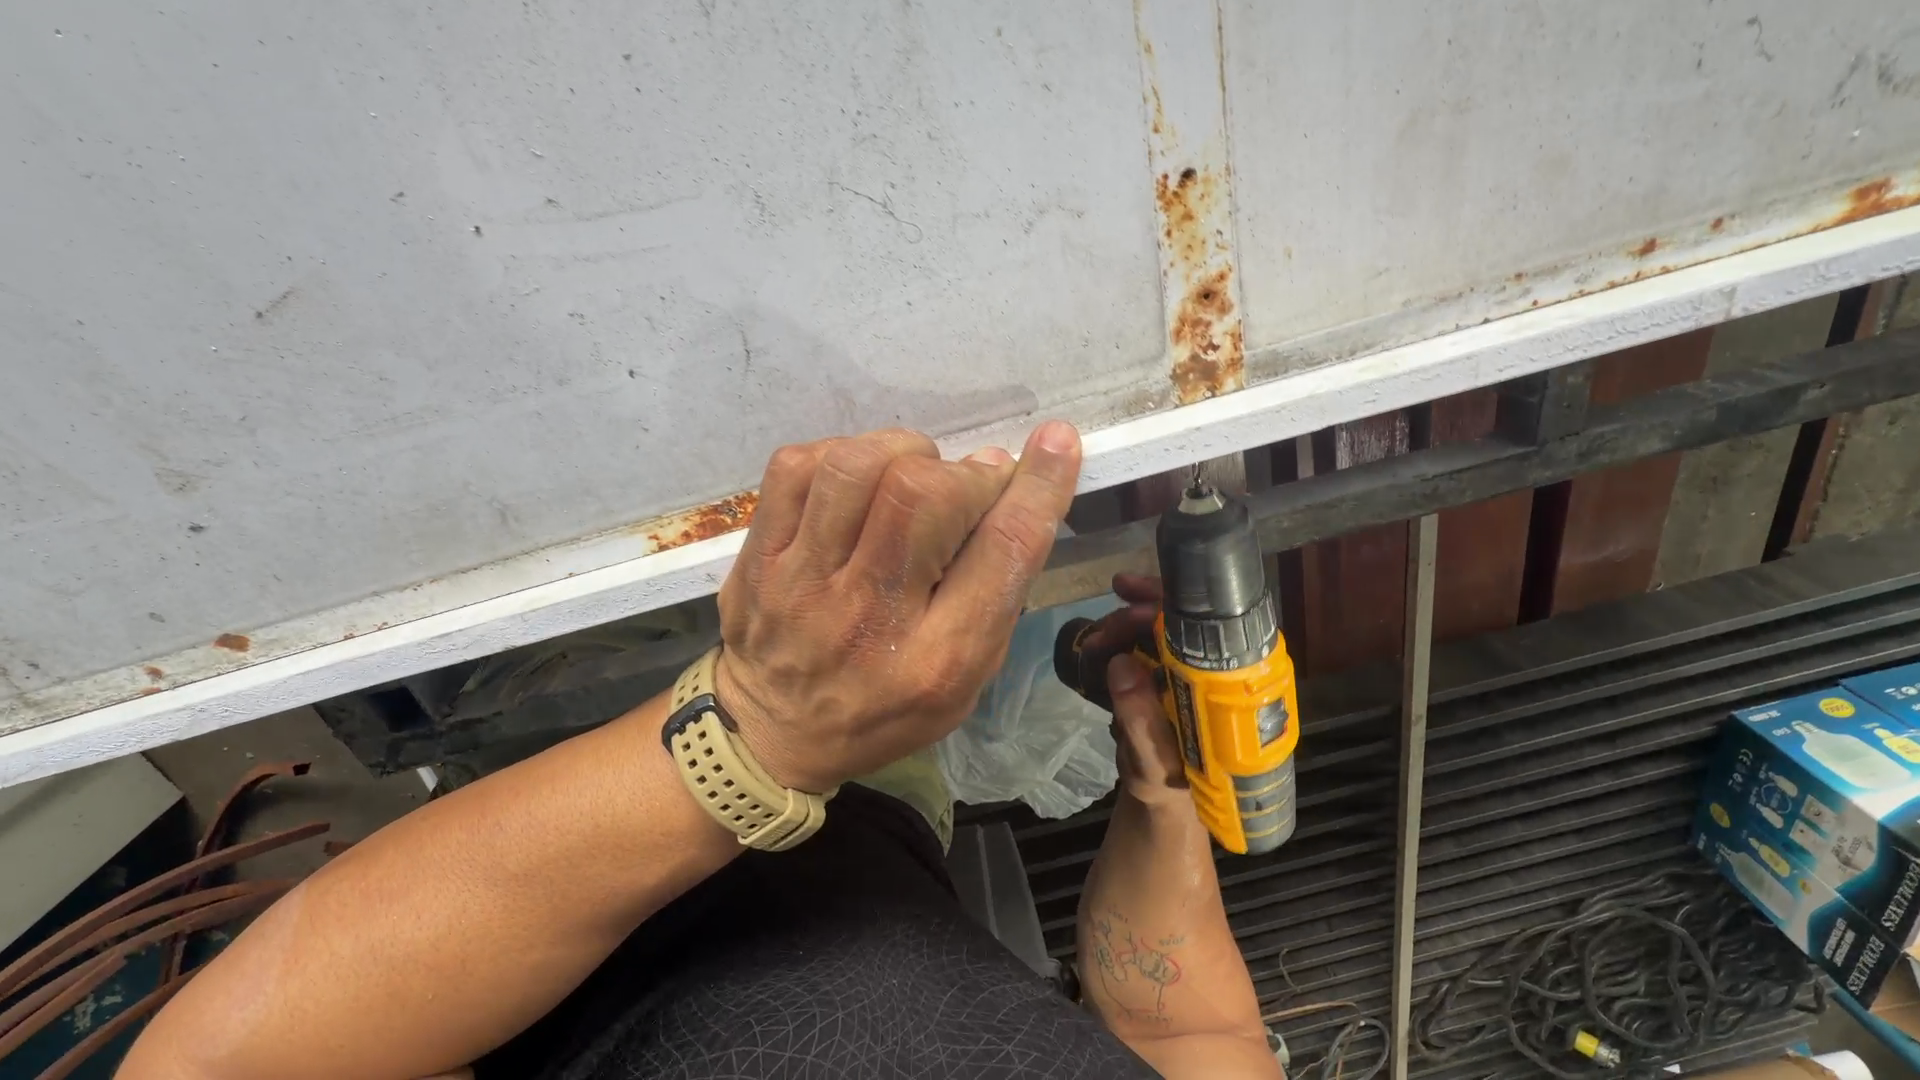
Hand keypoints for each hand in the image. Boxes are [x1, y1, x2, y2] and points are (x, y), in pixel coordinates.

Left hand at [712, 422, 1082, 792]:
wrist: (777, 734)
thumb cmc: (887, 708)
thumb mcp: (966, 678)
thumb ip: (994, 591)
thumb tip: (999, 478)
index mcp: (940, 659)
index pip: (1002, 550)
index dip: (1039, 484)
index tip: (1056, 442)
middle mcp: (870, 616)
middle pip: (924, 496)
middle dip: (964, 474)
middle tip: (966, 489)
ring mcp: (803, 583)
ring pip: (857, 468)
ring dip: (902, 453)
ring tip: (911, 476)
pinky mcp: (758, 558)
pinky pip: (797, 468)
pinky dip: (840, 454)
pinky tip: (858, 480)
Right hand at [1097, 574, 1193, 808]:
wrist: (1168, 803)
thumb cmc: (1171, 788)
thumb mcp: (1155, 763)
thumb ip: (1141, 720)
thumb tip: (1122, 663)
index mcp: (1228, 686)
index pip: (1207, 623)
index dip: (1168, 600)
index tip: (1127, 591)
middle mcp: (1216, 670)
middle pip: (1181, 618)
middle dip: (1134, 617)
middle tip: (1100, 633)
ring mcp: (1193, 670)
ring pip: (1160, 627)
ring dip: (1123, 627)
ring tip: (1094, 644)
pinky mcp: (1171, 675)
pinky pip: (1149, 643)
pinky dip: (1123, 639)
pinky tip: (1103, 647)